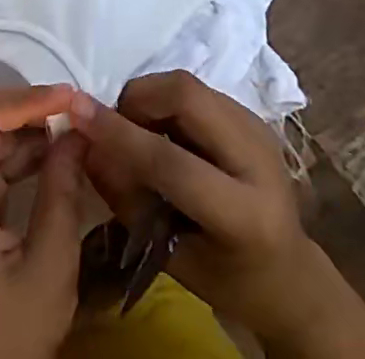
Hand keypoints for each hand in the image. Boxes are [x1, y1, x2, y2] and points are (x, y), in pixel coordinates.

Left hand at [0, 85, 88, 358]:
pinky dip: (24, 159)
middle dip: (33, 111)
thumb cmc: (3, 338)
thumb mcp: (47, 269)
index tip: (75, 96)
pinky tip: (57, 161)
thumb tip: (77, 135)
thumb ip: (61, 194)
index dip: (30, 99)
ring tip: (78, 134)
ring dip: (32, 134)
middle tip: (82, 113)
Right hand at [70, 72, 364, 358]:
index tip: (76, 112)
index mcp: (244, 214)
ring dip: (148, 97)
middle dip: (136, 99)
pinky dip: (164, 100)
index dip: (119, 134)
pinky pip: (196, 90)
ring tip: (135, 129)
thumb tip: (83, 145)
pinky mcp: (253, 116)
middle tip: (113, 124)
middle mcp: (259, 160)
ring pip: (189, 84)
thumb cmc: (226, 278)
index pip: (172, 163)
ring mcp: (260, 130)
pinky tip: (160, 131)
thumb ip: (127, 199)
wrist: (289, 273)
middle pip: (187, 97)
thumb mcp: (171, 257)